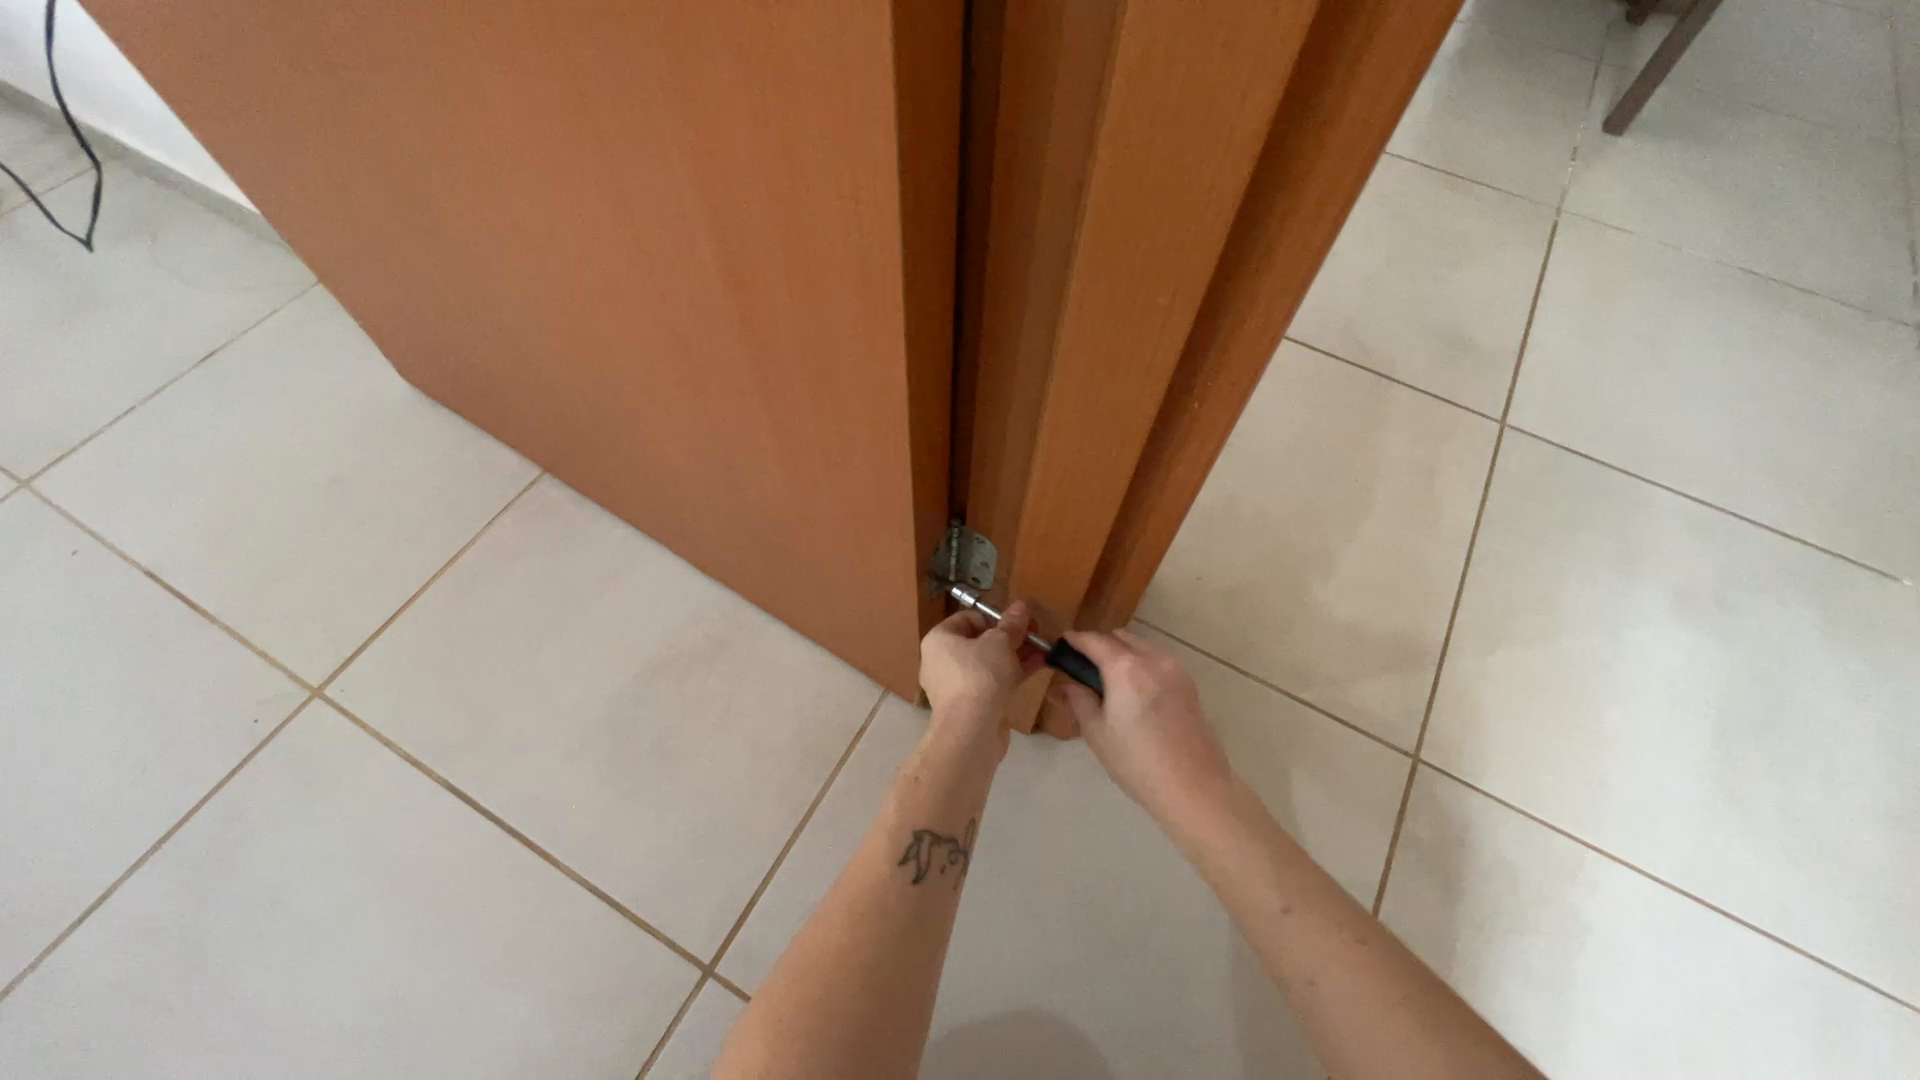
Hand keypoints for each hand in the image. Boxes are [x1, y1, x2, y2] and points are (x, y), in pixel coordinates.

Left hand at [919, 601, 1042, 731]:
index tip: (1017, 623)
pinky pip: (990, 684)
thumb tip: (1021, 606)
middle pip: (979, 642)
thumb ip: (1011, 624)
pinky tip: (1036, 669)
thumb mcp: (1000, 642)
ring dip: (1014, 656)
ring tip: (1042, 652)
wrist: (972, 730)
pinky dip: (1010, 676)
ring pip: (987, 664)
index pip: (966, 618)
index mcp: (939, 640)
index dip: (994, 617)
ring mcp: (954, 686)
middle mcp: (940, 661)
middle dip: (1009, 638)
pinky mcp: (968, 706)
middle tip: (1034, 635)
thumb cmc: (980, 675)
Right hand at [1053, 629, 1233, 821]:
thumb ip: (1079, 700)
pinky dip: (1141, 664)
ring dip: (1122, 653)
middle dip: (1100, 645)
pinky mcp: (1189, 684)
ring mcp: (1175, 669)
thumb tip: (1064, 686)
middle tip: (1083, 669)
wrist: (1194, 787)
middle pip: (1120, 638)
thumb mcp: (1097, 732)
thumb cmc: (1137, 762)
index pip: (1094, 641)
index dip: (1075, 639)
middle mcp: (1152, 658)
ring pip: (1141, 646)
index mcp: (1125, 667)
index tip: (1062, 644)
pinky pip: (1158, 660)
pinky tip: (1134, 692)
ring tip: (1109, 682)